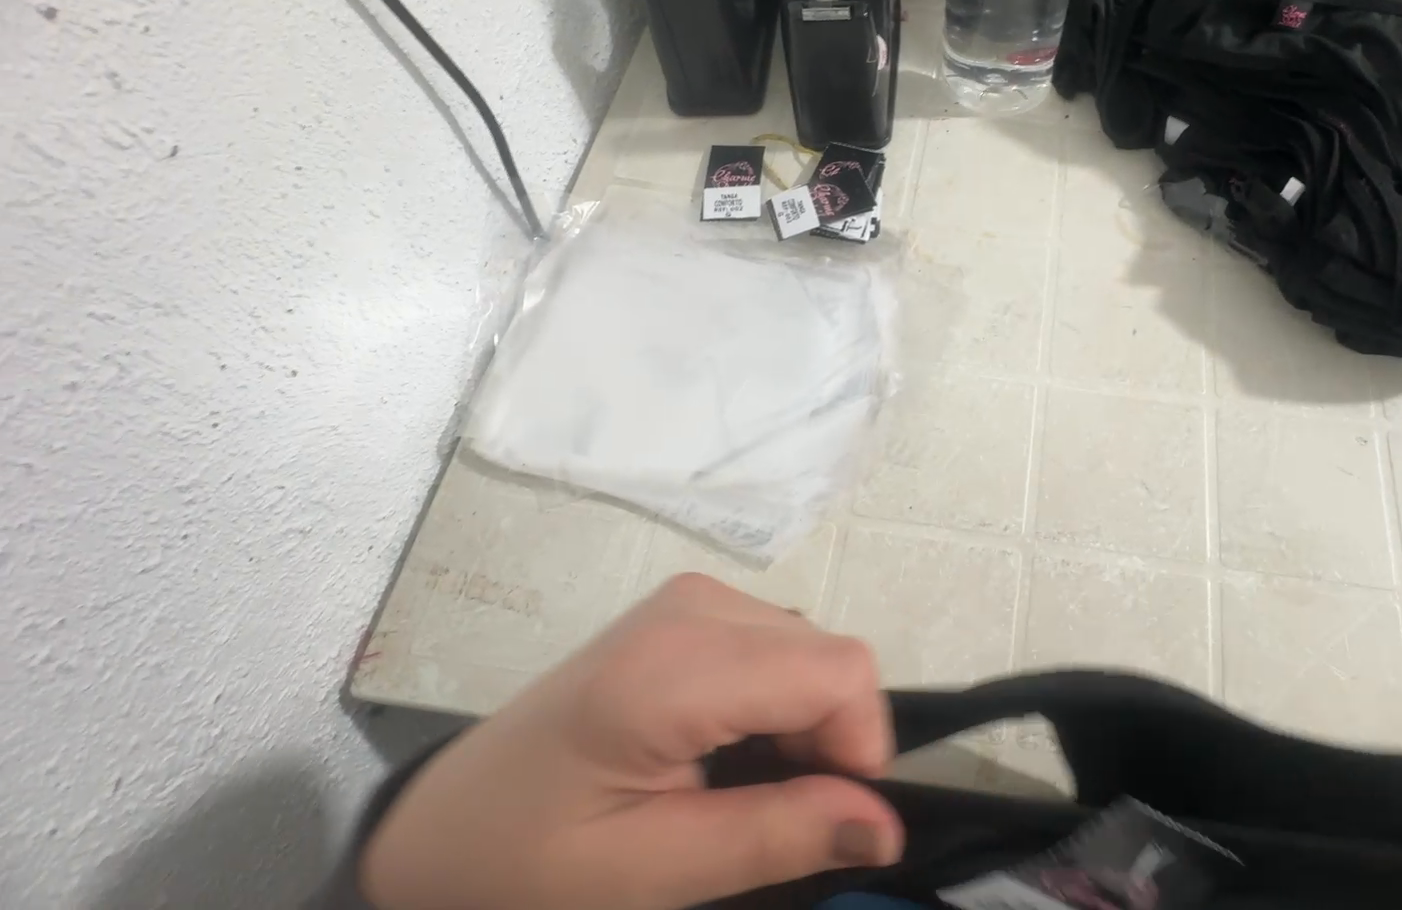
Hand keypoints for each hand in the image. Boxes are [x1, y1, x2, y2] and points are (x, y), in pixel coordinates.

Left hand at [361, 574, 905, 909]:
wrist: (447, 822)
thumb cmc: (530, 862)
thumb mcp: (651, 873)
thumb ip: (776, 836)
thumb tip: (887, 823)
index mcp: (674, 667)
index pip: (835, 670)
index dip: (860, 744)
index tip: (831, 815)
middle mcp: (695, 605)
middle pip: (831, 656)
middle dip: (832, 738)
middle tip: (776, 810)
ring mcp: (692, 597)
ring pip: (815, 649)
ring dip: (810, 720)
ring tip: (745, 780)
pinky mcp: (692, 607)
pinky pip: (783, 643)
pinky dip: (786, 697)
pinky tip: (735, 741)